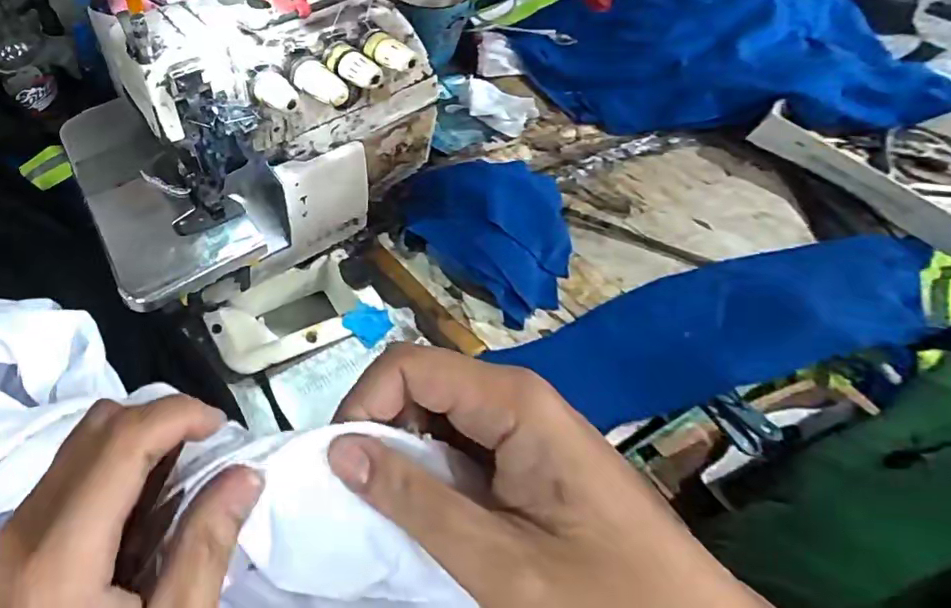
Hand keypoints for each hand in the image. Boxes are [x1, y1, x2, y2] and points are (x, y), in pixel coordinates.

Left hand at [0, 395, 263, 607]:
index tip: (223, 425)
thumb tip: (245, 474)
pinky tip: (145, 504)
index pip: (122, 439)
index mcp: (61, 551)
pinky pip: (71, 468)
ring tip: (182, 475)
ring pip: (82, 439)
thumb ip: (204, 549)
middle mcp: (29, 522)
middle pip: (99, 426)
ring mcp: (17, 526)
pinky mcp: (19, 537)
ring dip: (137, 438)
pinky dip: (113, 463)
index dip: (176, 415)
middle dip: (159, 421)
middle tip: (208, 451)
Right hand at [328, 345, 767, 607]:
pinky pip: (461, 442)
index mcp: (515, 402)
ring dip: (406, 452)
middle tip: (369, 490)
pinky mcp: (531, 454)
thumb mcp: (503, 565)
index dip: (366, 402)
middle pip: (419, 383)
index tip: (345, 461)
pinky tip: (438, 512)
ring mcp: (526, 425)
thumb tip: (338, 449)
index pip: (407, 366)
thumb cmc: (613, 605)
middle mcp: (517, 397)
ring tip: (401, 506)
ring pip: (436, 413)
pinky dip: (434, 470)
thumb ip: (415, 500)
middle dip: (383, 427)